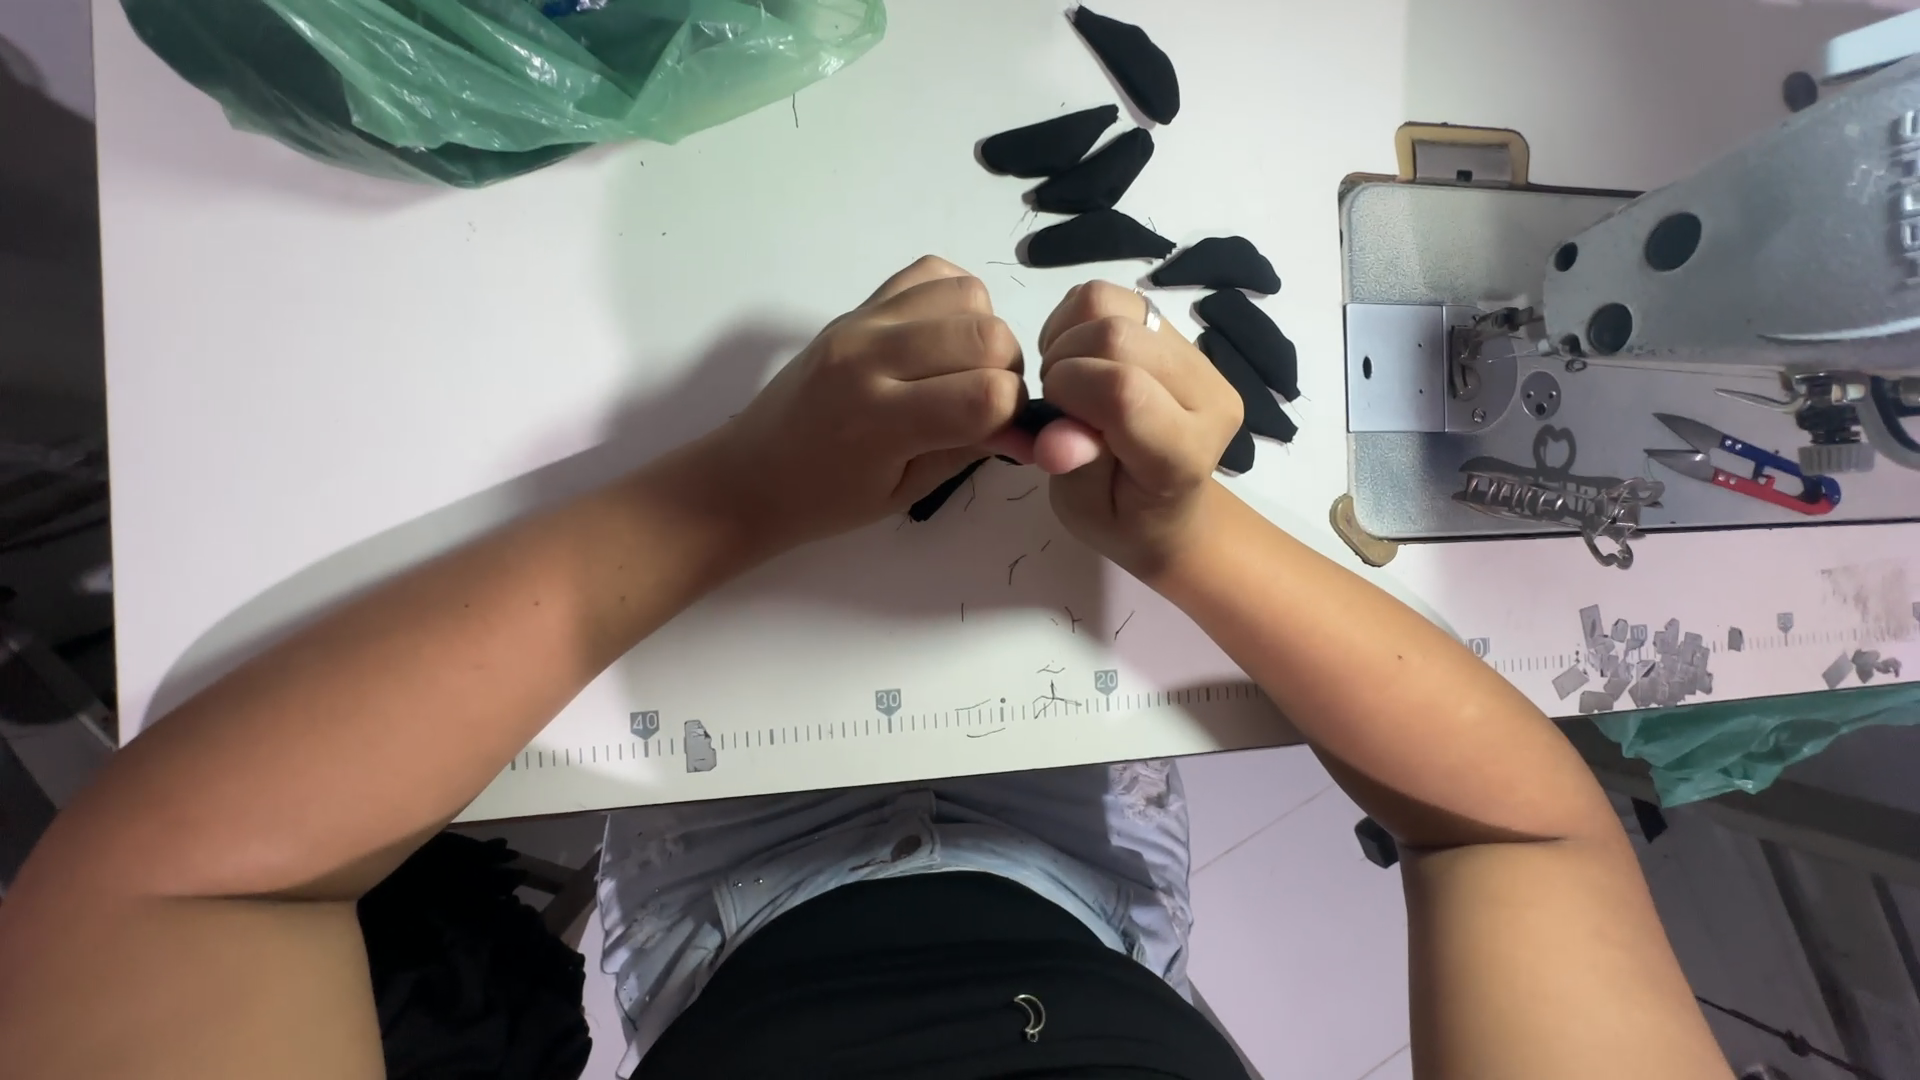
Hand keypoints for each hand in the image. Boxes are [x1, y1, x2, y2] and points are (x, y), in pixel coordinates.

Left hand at [700, 256, 1024, 549]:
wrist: (753, 473)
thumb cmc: (828, 501)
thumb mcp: (907, 492)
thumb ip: (971, 451)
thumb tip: (1034, 430)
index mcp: (880, 421)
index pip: (988, 394)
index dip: (1015, 415)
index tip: (1002, 433)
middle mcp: (871, 357)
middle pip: (987, 334)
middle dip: (1008, 372)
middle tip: (986, 403)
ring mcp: (860, 322)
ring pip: (967, 294)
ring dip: (984, 332)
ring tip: (962, 370)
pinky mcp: (856, 307)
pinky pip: (930, 272)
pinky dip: (955, 300)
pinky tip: (942, 338)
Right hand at [1034, 282, 1242, 574]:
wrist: (1168, 508)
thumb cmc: (1123, 518)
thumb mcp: (1086, 514)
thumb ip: (1075, 470)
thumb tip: (1053, 437)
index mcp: (1184, 453)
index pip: (1124, 392)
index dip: (1068, 389)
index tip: (1052, 418)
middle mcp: (1205, 394)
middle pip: (1117, 335)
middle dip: (1063, 362)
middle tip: (1057, 404)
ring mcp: (1197, 357)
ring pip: (1112, 303)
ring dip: (1068, 336)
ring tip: (1068, 380)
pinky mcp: (1178, 333)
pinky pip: (1113, 296)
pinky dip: (1076, 319)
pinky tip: (1078, 359)